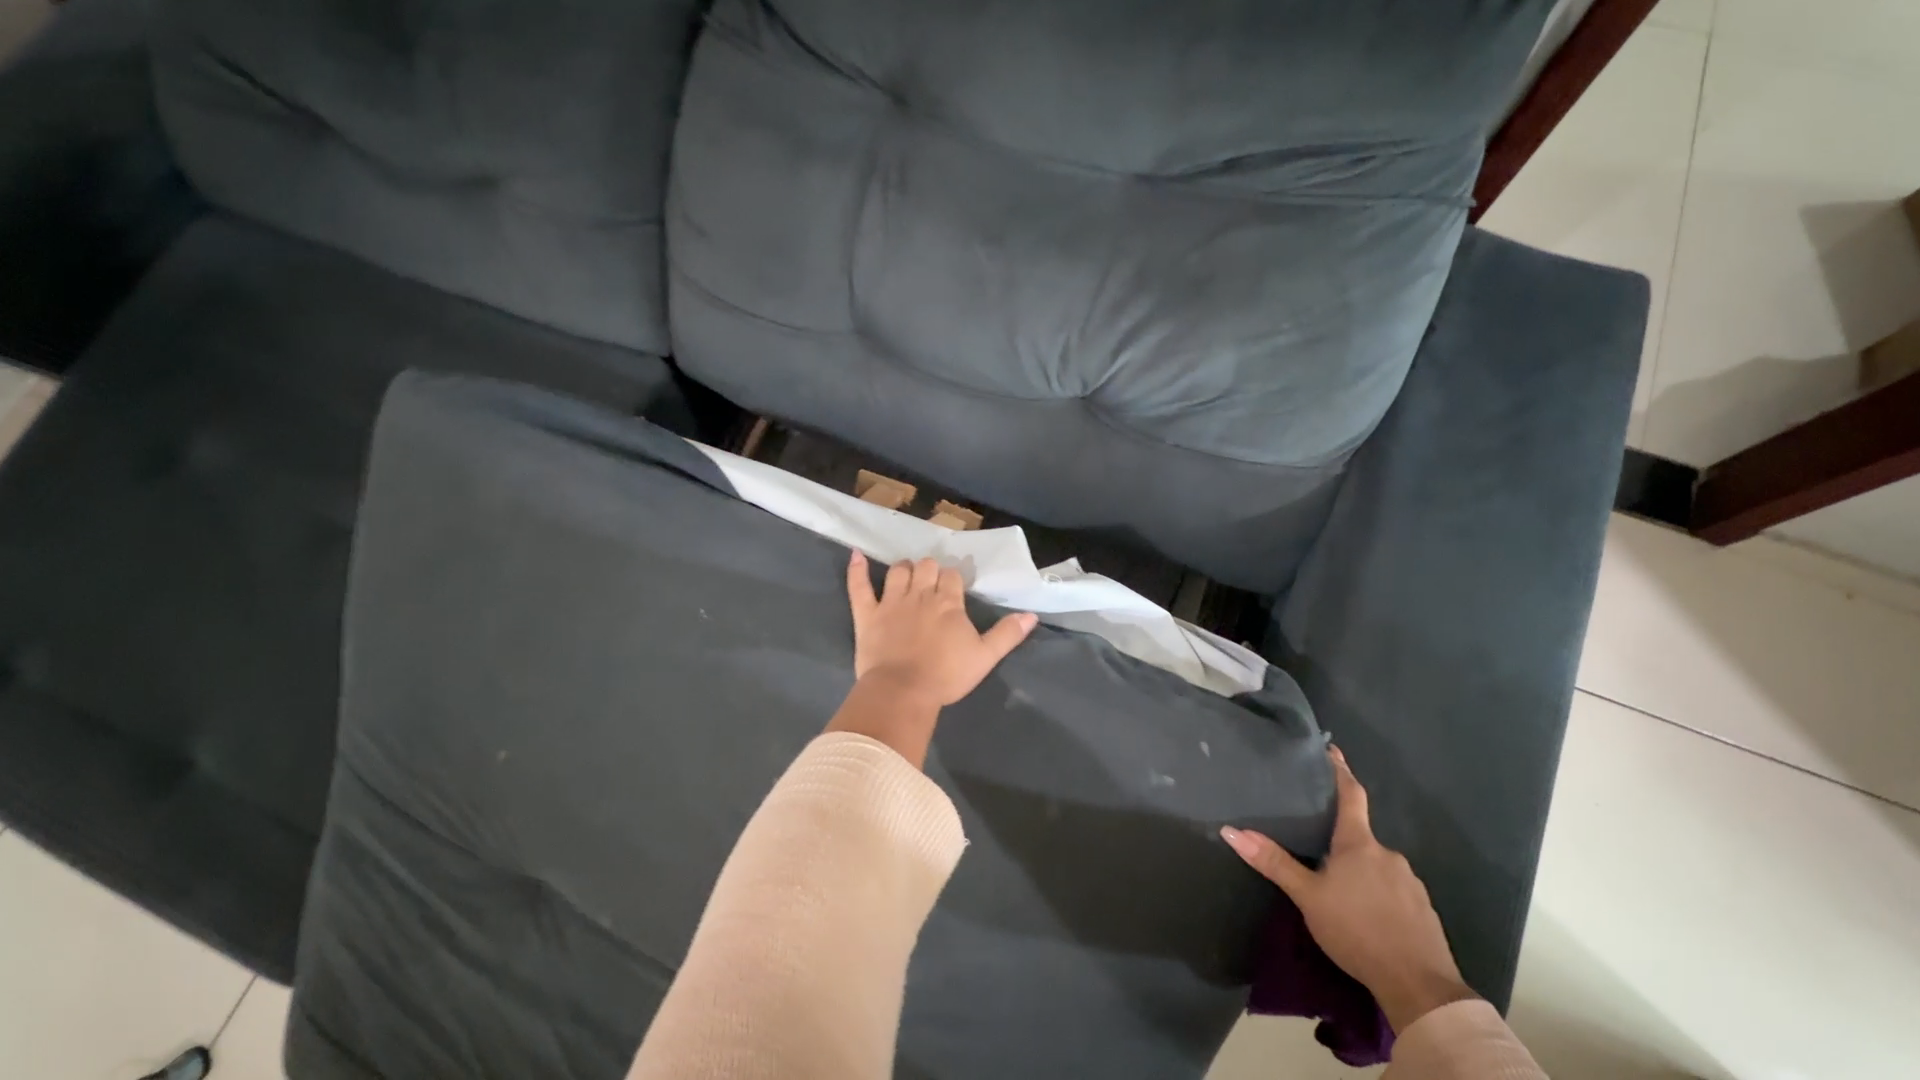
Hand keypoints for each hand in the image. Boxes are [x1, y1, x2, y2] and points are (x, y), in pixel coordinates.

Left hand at [826, 551, 1036, 767]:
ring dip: (904, 569)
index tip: (953, 588)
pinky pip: (859, 587)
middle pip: (926, 567)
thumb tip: (1031, 615)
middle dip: (929, 570)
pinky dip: (857, 570)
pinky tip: (856, 556)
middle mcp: (920, 594)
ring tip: (907, 575)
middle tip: (931, 583)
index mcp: (948, 603)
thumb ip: (1007, 634)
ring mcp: (891, 602)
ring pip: (898, 571)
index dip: (953, 580)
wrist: (903, 691)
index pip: (952, 576)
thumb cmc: (946, 676)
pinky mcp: (867, 614)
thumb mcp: (984, 657)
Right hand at [1221, 747, 1476, 1033]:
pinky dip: (1374, 892)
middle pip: (1360, 833)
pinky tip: (1362, 911)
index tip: (1331, 750)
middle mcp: (1387, 854)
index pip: (1351, 795)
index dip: (1340, 771)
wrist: (1418, 984)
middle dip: (1339, 834)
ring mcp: (1409, 881)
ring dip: (1357, 868)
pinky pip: (1391, 889)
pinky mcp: (1421, 908)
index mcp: (1359, 843)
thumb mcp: (1308, 897)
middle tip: (1313, 838)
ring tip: (1334, 882)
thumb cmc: (1357, 930)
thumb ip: (1274, 863)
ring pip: (1375, 864)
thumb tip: (1231, 830)